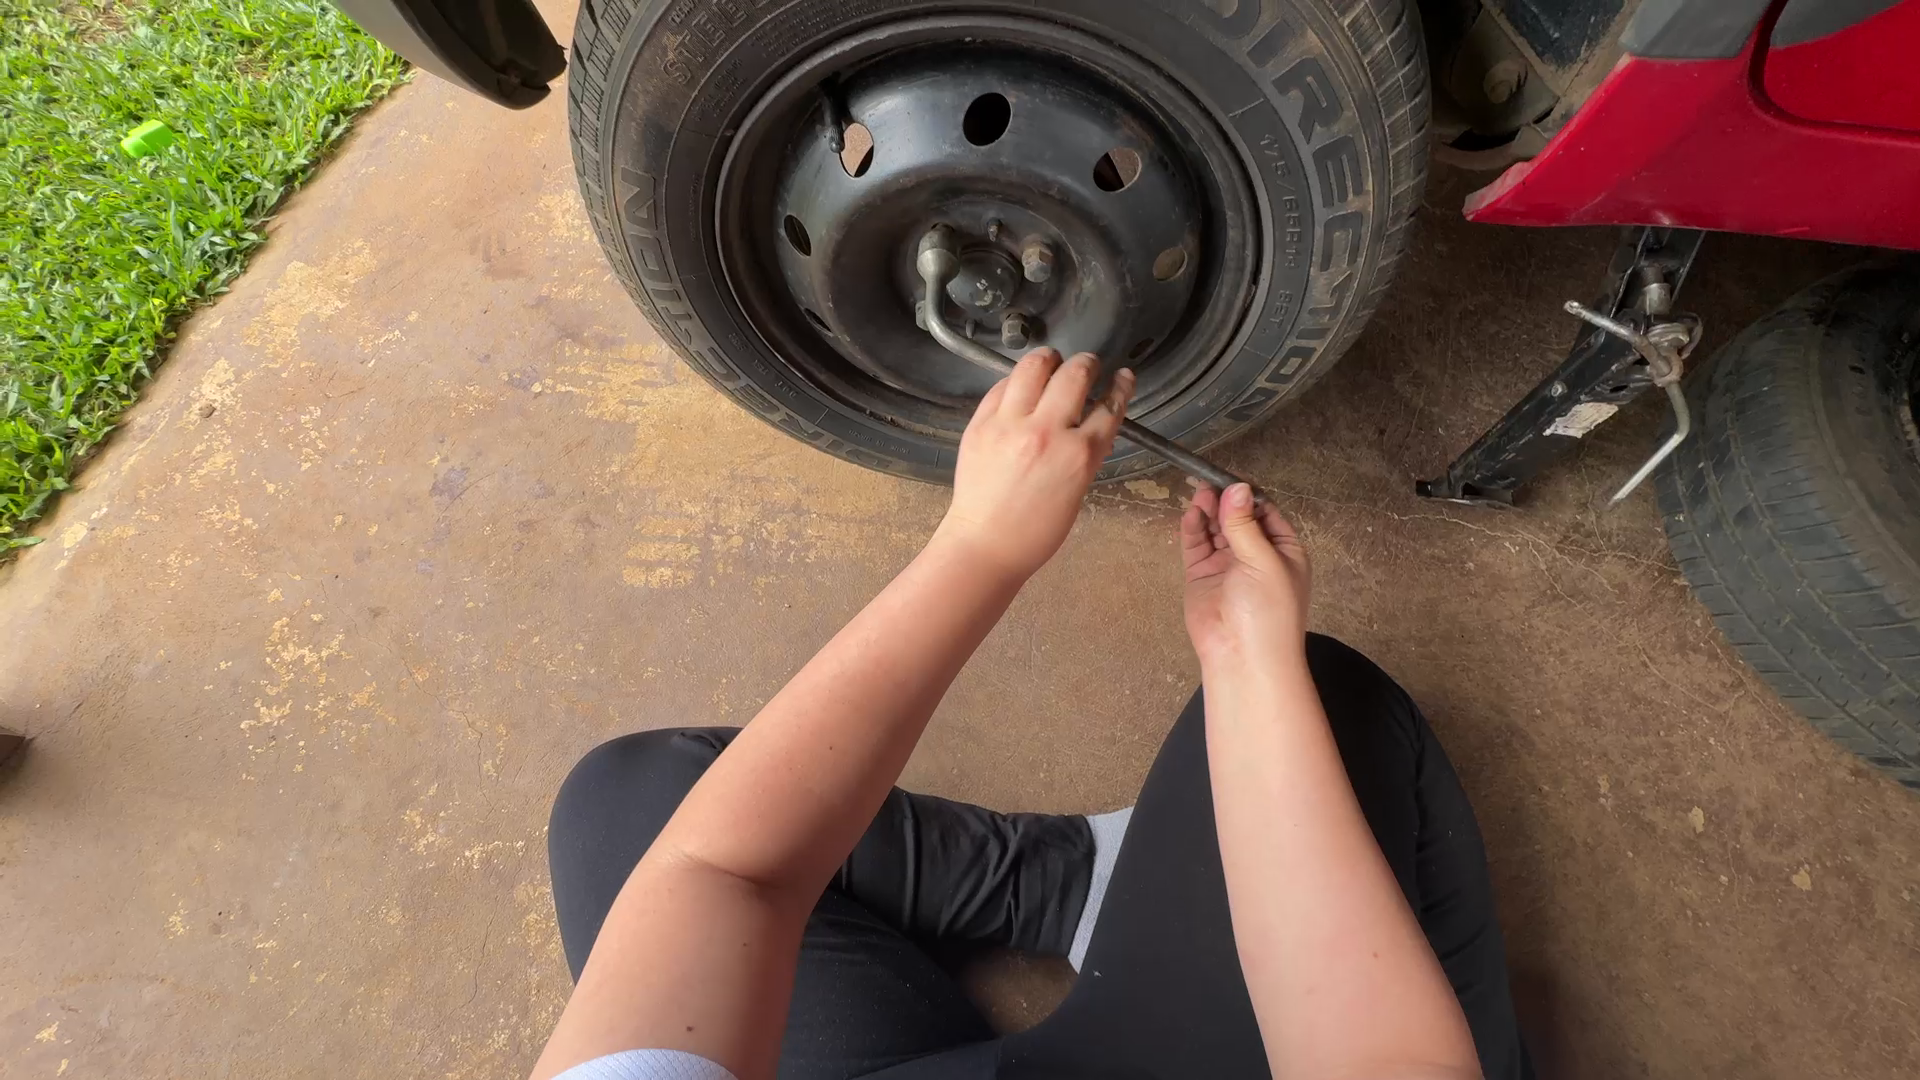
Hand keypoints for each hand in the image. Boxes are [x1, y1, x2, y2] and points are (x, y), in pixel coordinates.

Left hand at [935, 349, 1134, 580]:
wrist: (985, 544)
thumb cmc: (1035, 531)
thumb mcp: (1077, 491)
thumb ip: (1085, 453)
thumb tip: (1091, 423)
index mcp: (1078, 456)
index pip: (1110, 406)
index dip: (1121, 387)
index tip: (1123, 377)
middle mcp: (1046, 432)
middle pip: (1075, 374)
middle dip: (1087, 363)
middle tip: (1087, 365)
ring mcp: (1009, 424)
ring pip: (1034, 366)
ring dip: (1049, 358)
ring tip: (1053, 362)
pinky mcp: (980, 424)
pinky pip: (1002, 386)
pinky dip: (1016, 381)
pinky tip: (1021, 386)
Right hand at [1181, 483, 1310, 668]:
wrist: (1242, 656)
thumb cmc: (1267, 612)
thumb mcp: (1263, 561)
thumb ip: (1245, 524)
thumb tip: (1236, 488)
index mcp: (1282, 550)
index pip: (1264, 512)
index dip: (1247, 496)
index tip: (1230, 480)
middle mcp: (1254, 555)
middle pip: (1237, 517)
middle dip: (1224, 501)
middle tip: (1208, 483)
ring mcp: (1227, 565)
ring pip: (1215, 528)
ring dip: (1208, 511)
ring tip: (1199, 494)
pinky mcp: (1201, 574)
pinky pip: (1196, 545)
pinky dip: (1193, 528)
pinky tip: (1192, 514)